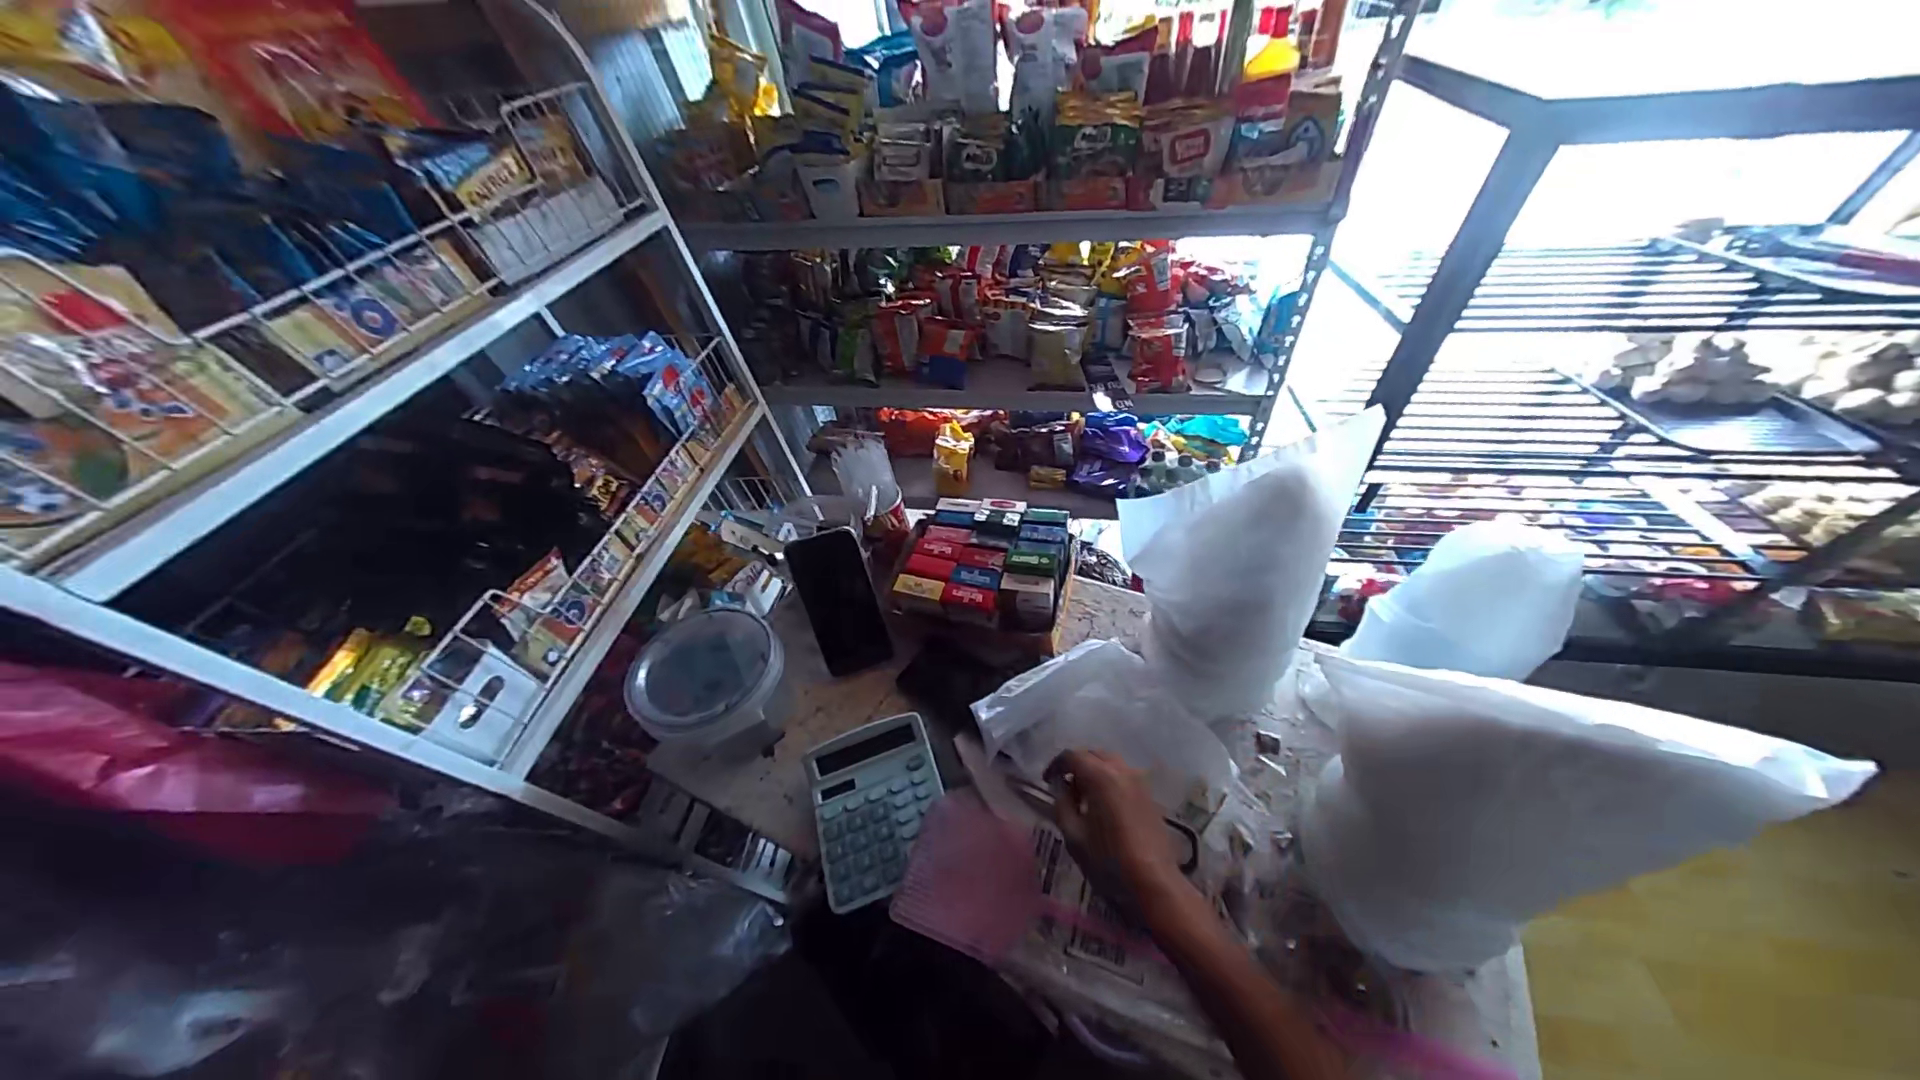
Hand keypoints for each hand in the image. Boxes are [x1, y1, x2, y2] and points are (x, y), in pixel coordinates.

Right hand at [1046, 749, 1184, 906]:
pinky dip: (1109, 780)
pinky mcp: (1149, 795)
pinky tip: (1104, 805)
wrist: (1154, 882)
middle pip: (1093, 754)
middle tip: (1064, 787)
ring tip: (1084, 796)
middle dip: (1076, 765)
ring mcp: (1139, 782)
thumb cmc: (1108, 860)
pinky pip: (1124, 776)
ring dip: (1094, 771)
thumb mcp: (1073, 835)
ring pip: (1110, 763)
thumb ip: (1062, 804)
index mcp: (1100, 776)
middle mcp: (1122, 771)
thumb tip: (1061, 788)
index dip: (1055, 765)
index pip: (1072, 756)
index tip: (1047, 782)